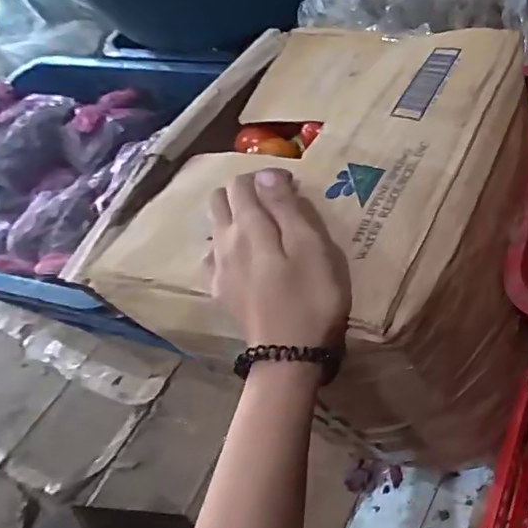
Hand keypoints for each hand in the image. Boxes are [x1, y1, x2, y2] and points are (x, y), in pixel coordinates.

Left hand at [207, 169, 350, 347]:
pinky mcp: (220, 290)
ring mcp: (218, 268)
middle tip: (277, 203)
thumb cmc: (312, 297)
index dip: (266, 178)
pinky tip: (246, 258)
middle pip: (220, 200)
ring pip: (215, 227)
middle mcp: (224, 241)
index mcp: (249, 227)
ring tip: (264, 229)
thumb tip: (265, 174)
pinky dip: (228, 247)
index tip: (293, 185)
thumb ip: (287, 208)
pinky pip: (215, 255)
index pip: (244, 184)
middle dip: (243, 193)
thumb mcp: (312, 248)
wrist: (289, 353)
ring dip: (234, 218)